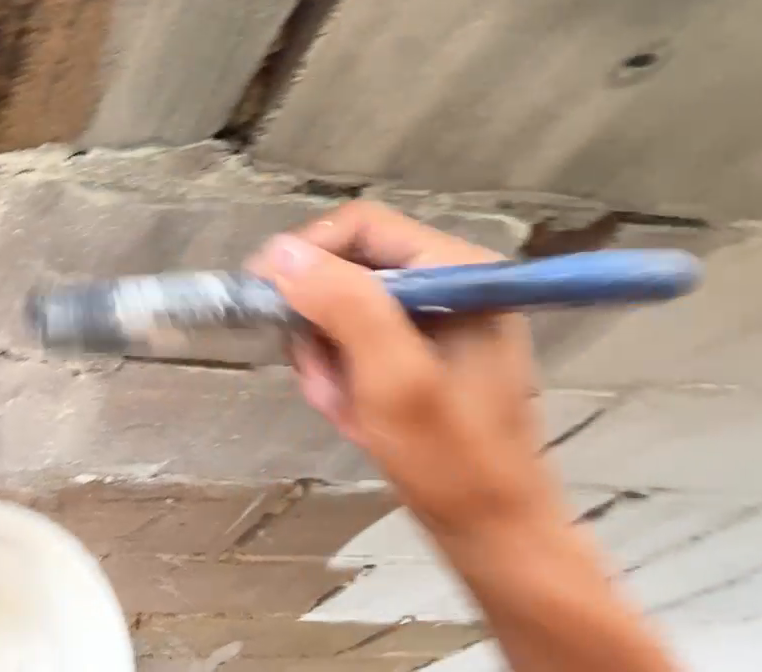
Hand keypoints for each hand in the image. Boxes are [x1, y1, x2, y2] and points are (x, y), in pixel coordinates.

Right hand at [246, 202, 566, 542]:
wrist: (493, 536)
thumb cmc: (452, 459)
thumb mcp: (395, 380)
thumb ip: (345, 306)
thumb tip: (279, 251)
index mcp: (462, 272)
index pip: (361, 226)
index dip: (307, 253)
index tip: (268, 295)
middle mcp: (449, 281)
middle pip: (345, 265)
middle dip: (317, 320)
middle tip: (315, 374)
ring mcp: (433, 315)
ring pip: (338, 302)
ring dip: (322, 352)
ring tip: (337, 402)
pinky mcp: (417, 345)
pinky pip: (349, 334)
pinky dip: (335, 369)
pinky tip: (350, 408)